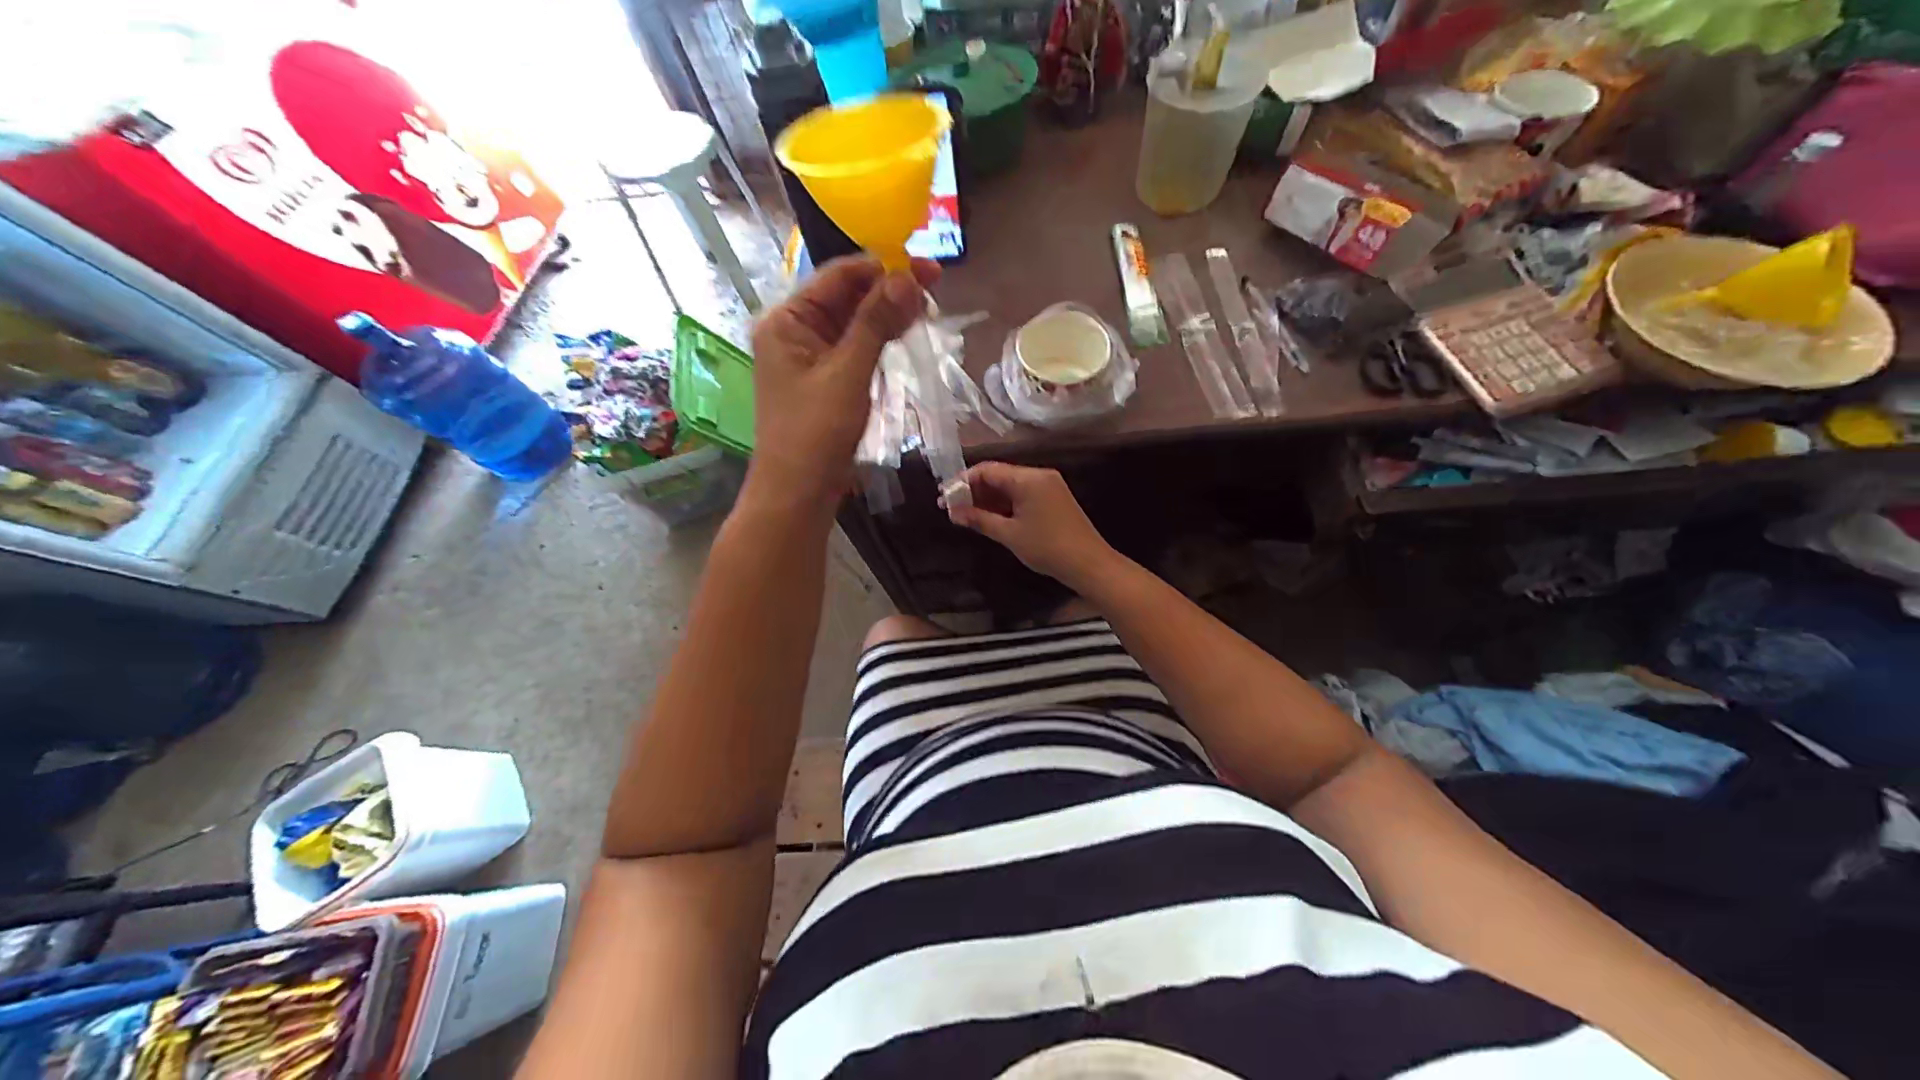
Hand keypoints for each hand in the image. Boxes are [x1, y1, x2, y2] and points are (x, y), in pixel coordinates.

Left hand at [746, 255, 939, 508]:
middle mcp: (793, 331)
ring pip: (853, 323)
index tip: (926, 268)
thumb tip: (907, 277)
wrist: (797, 493)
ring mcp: (808, 357)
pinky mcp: (824, 380)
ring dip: (887, 315)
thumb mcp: (848, 373)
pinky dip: (879, 341)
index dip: (882, 268)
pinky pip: (854, 348)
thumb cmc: (815, 433)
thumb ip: (876, 322)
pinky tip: (905, 336)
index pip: (838, 277)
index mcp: (786, 320)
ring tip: (926, 311)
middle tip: (935, 289)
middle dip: (888, 291)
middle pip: (846, 297)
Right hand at [948, 462, 1118, 588]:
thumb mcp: (1009, 534)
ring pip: (1009, 486)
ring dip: (987, 498)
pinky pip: (1022, 494)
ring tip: (964, 514)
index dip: (962, 481)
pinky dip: (1004, 504)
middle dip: (973, 490)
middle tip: (950, 507)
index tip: (944, 496)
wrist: (1089, 564)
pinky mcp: (1053, 499)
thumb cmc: (1048, 547)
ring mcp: (1048, 486)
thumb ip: (979, 519)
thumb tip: (953, 513)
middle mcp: (1039, 475)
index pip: (987, 470)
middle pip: (998, 475)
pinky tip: (988, 517)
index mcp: (1028, 478)